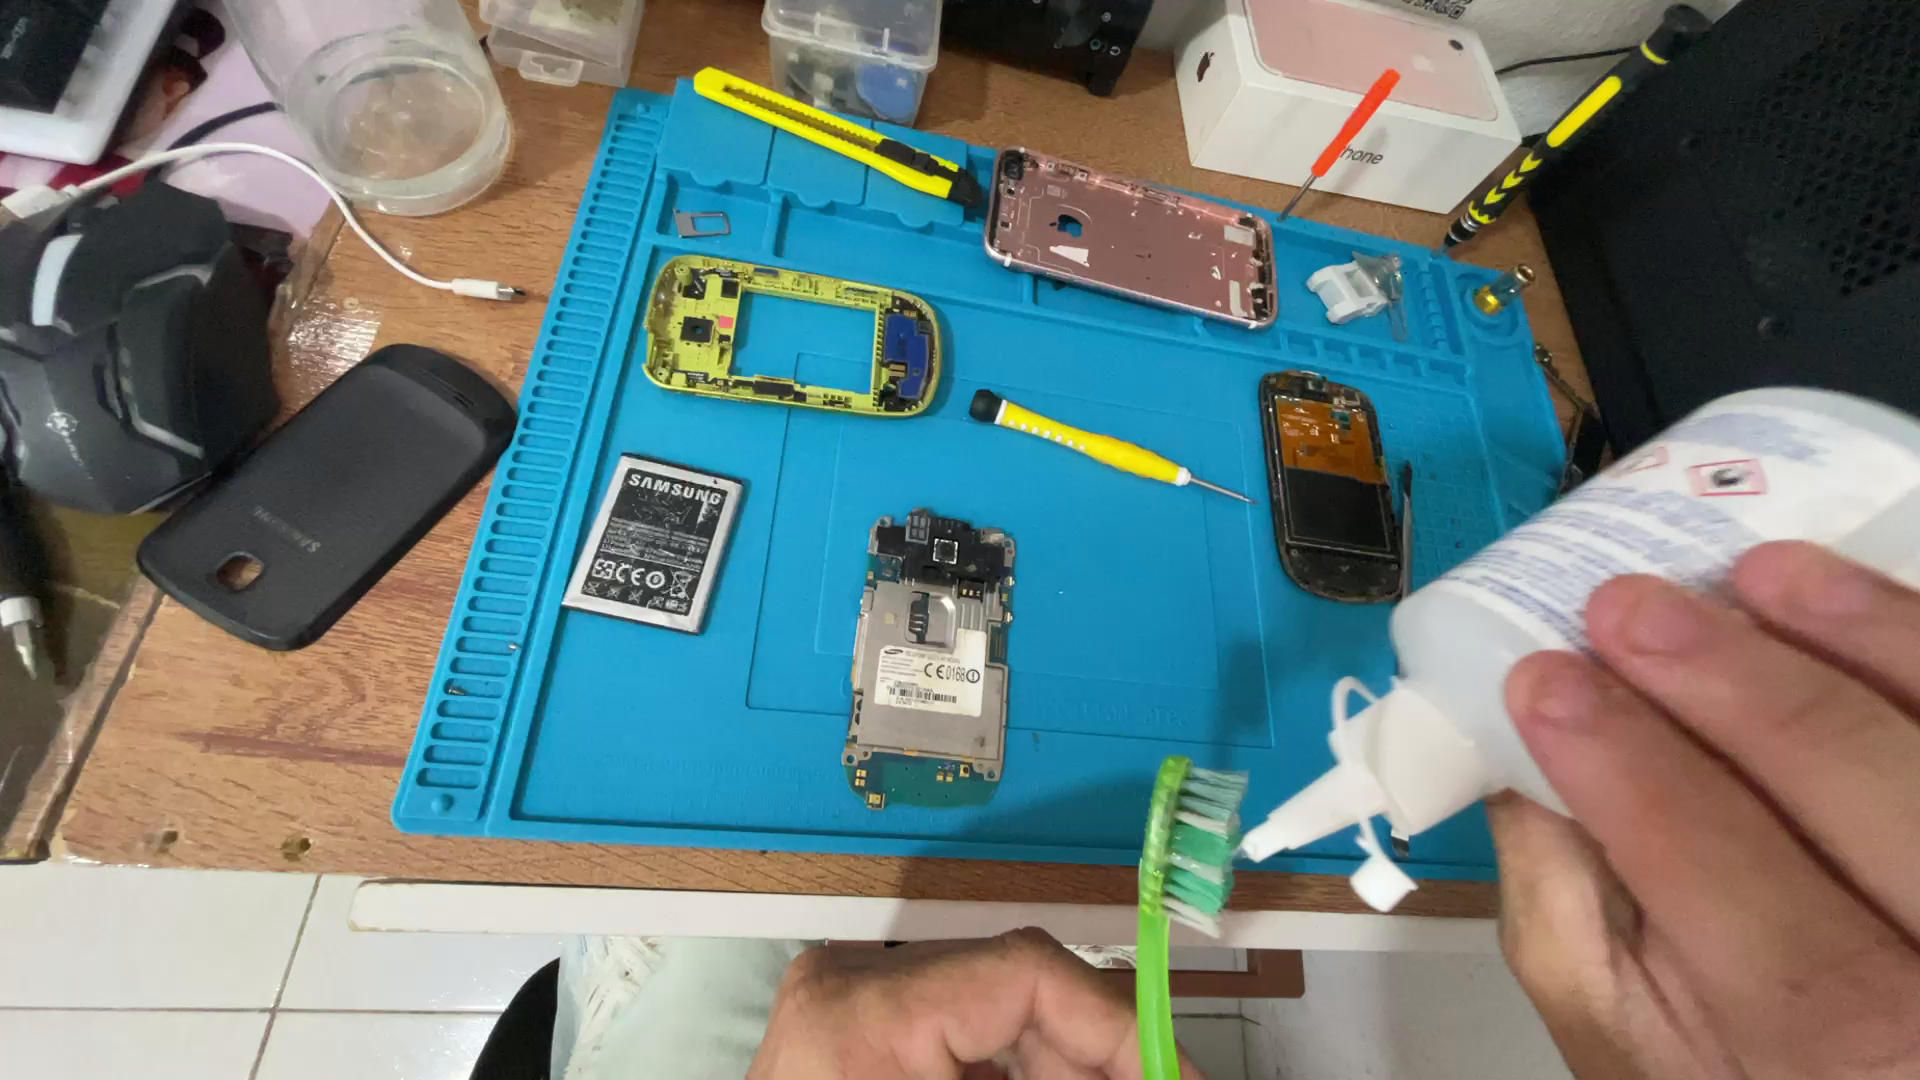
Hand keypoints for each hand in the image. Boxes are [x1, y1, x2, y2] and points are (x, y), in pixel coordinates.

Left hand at [747, 927, 1202, 1079]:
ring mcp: (856, 1005)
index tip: (1175, 1072)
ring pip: (998, 1018)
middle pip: (1018, 992)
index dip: (1117, 1024)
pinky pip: (967, 1045)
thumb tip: (1159, 1074)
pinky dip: (1023, 1075)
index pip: (1024, 970)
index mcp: (867, 1011)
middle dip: (1098, 1056)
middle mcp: (857, 983)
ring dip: (1067, 1068)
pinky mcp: (865, 1032)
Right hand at [1492, 542, 1919, 1078]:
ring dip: (1877, 645)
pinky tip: (1875, 608)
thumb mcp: (1605, 1011)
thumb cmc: (1718, 1061)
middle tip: (1626, 605)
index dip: (1629, 768)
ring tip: (1762, 571)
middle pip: (1887, 814)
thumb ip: (1553, 888)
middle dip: (1744, 691)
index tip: (1541, 676)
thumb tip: (1519, 749)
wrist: (1861, 1076)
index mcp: (1836, 1050)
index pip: (1730, 884)